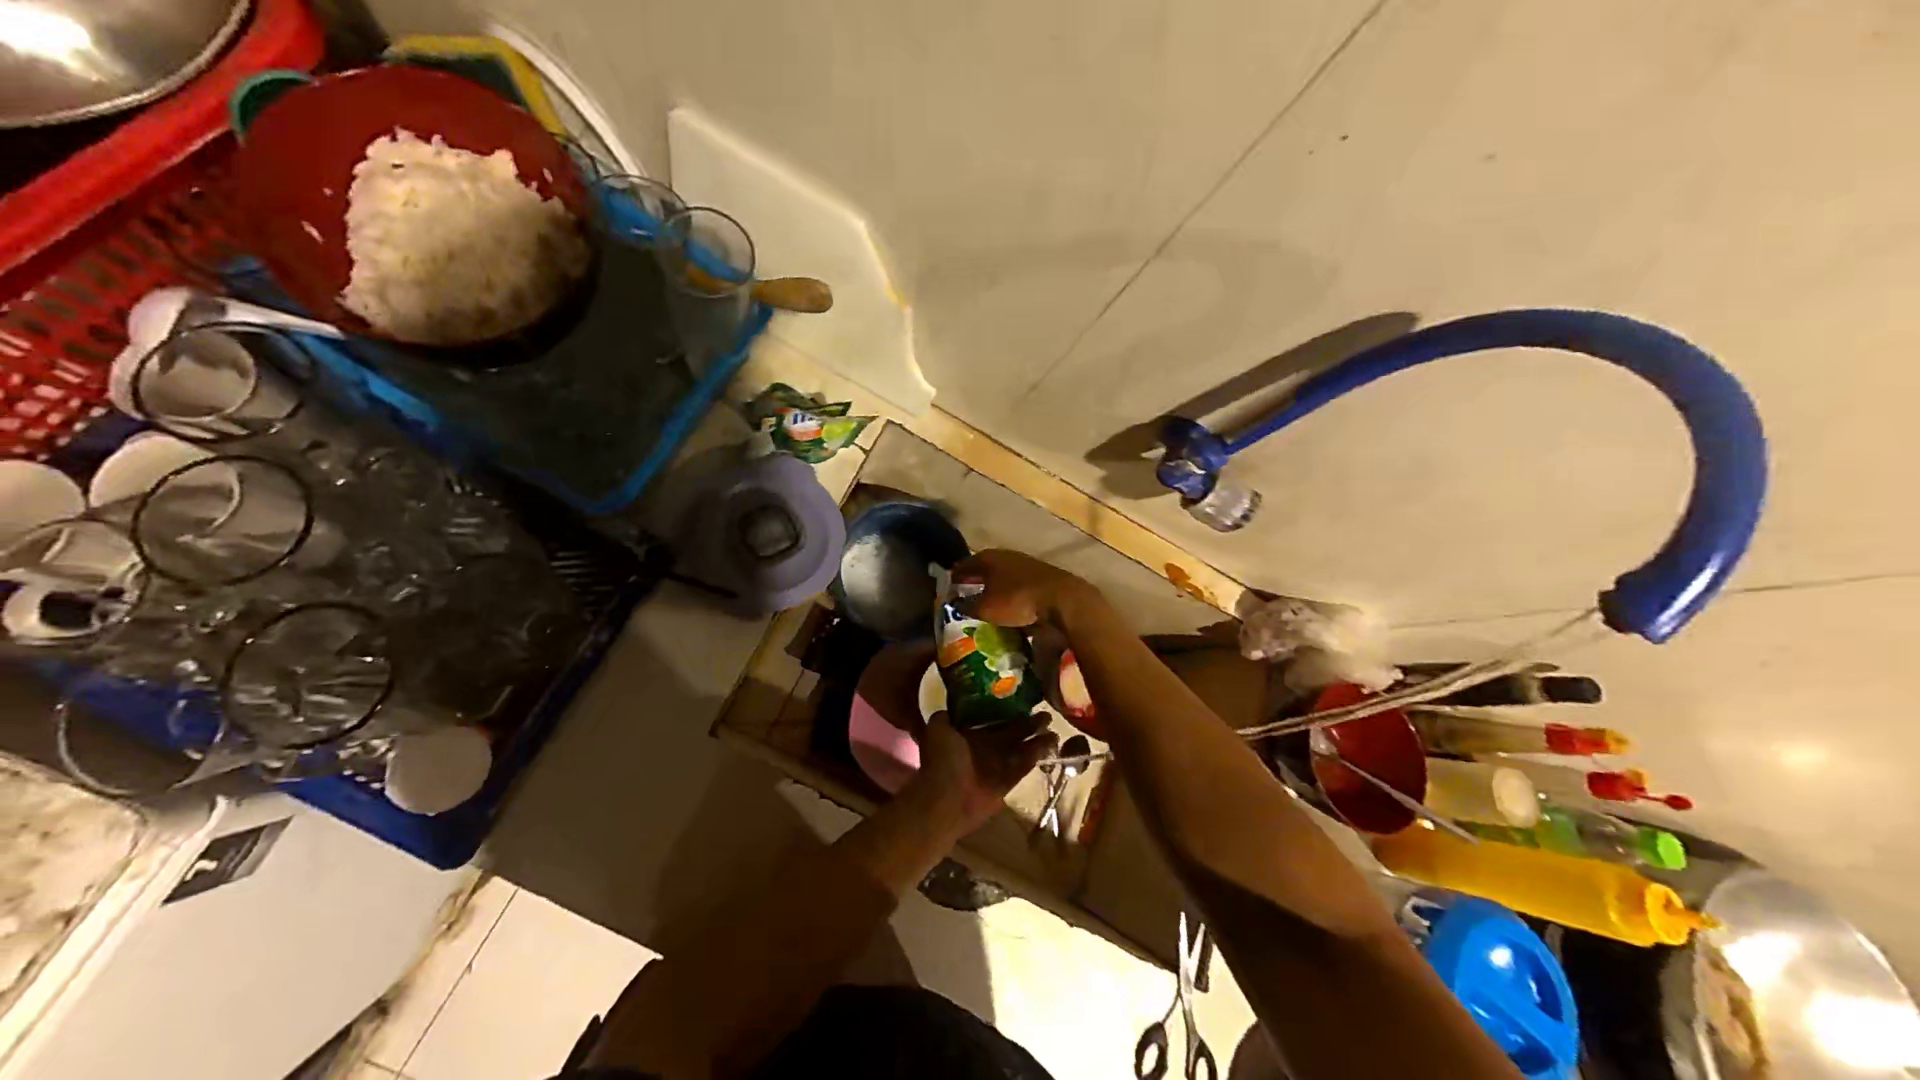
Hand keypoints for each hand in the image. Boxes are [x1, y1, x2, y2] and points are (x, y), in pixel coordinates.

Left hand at [903, 712, 1055, 836]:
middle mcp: (984, 750)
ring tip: (1054, 730)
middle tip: (1046, 713)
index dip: (1006, 710)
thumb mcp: (937, 730)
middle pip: (1010, 733)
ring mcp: (996, 767)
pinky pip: (1023, 767)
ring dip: (1036, 740)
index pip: (991, 720)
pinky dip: (1036, 757)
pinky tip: (1051, 745)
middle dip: (1027, 724)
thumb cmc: (942, 762)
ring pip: (1020, 750)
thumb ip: (944, 717)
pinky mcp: (1006, 783)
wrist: (944, 800)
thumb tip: (952, 705)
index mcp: (968, 736)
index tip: (1022, 699)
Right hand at [950, 549, 1098, 628]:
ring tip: (985, 603)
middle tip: (964, 596)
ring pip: (1002, 576)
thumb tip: (954, 604)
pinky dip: (1010, 595)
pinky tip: (1008, 607)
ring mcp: (1025, 564)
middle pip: (984, 569)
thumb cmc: (1017, 600)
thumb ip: (967, 606)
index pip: (964, 565)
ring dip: (993, 588)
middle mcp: (1005, 556)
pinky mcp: (1041, 577)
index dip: (954, 577)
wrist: (1062, 599)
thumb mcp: (985, 608)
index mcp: (988, 558)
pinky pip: (1017, 586)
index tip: (946, 588)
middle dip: (974, 581)